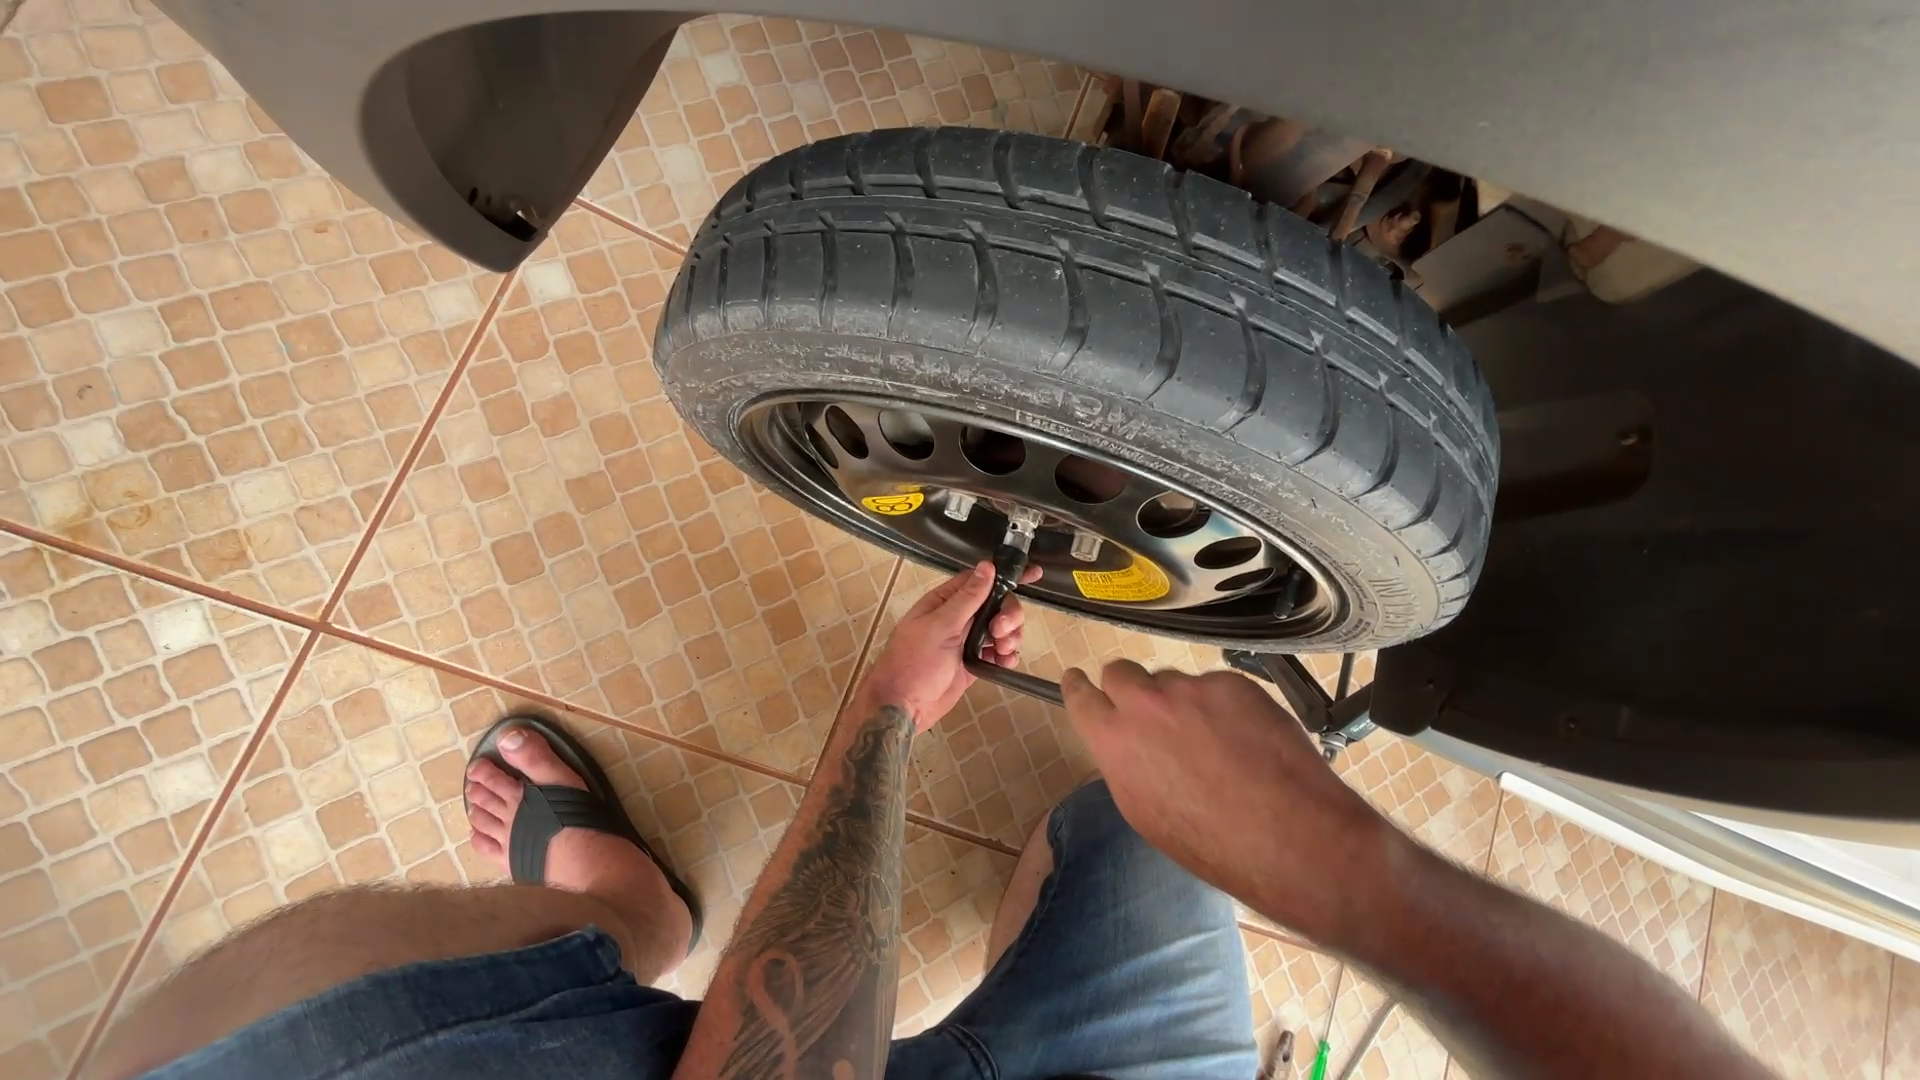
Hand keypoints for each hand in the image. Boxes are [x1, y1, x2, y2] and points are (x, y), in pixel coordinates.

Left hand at [863, 562, 1037, 730]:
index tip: (1033, 574)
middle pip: (997, 605)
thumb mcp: (940, 625)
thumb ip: (967, 598)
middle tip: (1002, 631)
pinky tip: (1004, 661)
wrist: (904, 706)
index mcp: (945, 602)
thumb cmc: (914, 662)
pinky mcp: (974, 663)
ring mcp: (967, 641)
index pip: (980, 580)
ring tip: (1003, 650)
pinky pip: (998, 653)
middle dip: (1008, 615)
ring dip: (1010, 636)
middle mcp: (958, 618)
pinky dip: (1007, 655)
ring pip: (1001, 629)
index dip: (1006, 577)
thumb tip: (986, 567)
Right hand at [1060, 661, 1395, 938]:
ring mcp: (1191, 689)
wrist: (1289, 836)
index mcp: (1114, 740)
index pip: (1080, 695)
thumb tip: (1126, 744)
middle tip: (1153, 713)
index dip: (1078, 686)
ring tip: (1215, 741)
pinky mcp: (1233, 683)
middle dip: (1130, 688)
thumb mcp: (1143, 810)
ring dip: (1182, 701)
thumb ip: (1123, 762)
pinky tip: (1245, 738)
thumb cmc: (1210, 842)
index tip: (1077, 679)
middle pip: (1121, 672)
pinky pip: (1215, 686)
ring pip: (1173, 681)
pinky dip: (1223, 706)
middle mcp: (1146, 704)